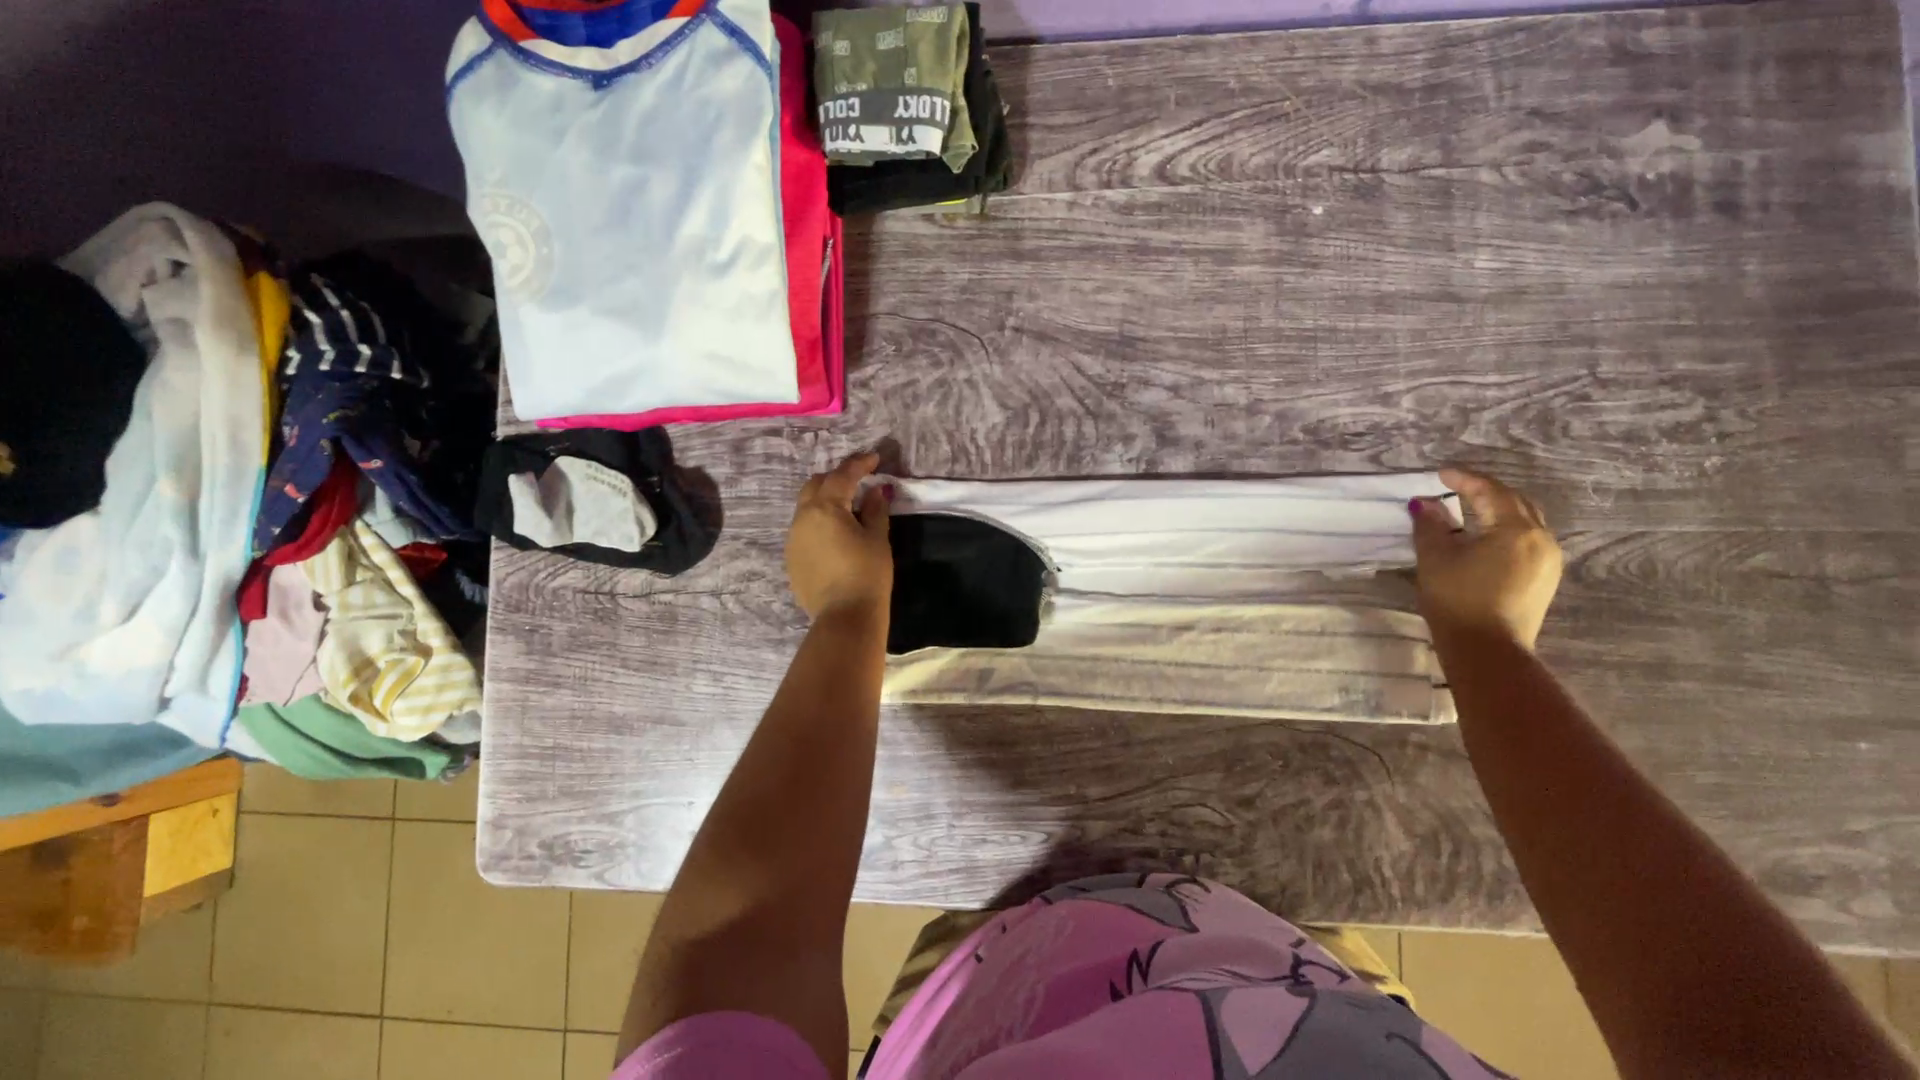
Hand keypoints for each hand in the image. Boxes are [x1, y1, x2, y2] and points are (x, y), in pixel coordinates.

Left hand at [786, 452, 892, 621]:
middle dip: (836, 478)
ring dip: (824, 500)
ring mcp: (792, 539)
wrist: (844, 617)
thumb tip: (875, 491)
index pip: (842, 476)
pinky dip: (818, 522)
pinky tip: (834, 535)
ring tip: (847, 508)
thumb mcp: (877, 539)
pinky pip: (803, 529)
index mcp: (825, 508)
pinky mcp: (791, 558)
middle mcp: (802, 518)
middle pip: (816, 485)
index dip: (860, 464)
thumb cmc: (867, 574)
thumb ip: (875, 510)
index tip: (874, 459)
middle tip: (858, 481)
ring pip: (805, 507)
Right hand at [1411, 468, 1562, 649]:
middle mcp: (1542, 539)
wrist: (1487, 651)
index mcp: (1515, 529)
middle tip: (1458, 489)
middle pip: (1515, 502)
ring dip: (1499, 512)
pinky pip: (1529, 542)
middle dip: (1486, 492)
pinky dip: (1507, 531)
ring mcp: (1549, 561)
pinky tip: (1488, 540)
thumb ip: (1430, 525)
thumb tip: (1426, 503)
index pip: (1490, 491)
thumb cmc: (1458, 600)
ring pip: (1526, 522)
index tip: (1441, 475)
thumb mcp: (1435, 558)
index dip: (1464, 480)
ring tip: (1472, 512)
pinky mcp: (1545, 580)